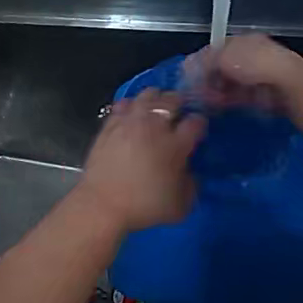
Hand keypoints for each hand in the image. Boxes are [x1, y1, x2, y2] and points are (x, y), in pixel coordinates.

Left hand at [73, 90, 206, 232]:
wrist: (102, 203)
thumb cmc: (144, 206)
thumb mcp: (181, 204)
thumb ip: (191, 184)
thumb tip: (188, 172)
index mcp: (175, 145)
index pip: (195, 122)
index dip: (200, 123)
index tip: (198, 129)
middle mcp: (153, 128)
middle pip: (171, 100)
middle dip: (180, 102)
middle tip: (180, 110)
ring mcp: (129, 123)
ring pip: (146, 96)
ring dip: (155, 98)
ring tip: (157, 105)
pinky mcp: (109, 126)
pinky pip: (122, 104)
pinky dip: (131, 105)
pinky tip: (133, 112)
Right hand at [179, 34, 302, 113]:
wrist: (290, 85)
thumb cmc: (254, 64)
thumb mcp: (221, 56)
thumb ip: (201, 61)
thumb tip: (186, 66)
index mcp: (243, 40)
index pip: (214, 50)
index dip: (199, 62)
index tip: (188, 76)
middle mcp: (252, 55)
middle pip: (222, 68)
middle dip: (207, 80)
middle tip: (197, 92)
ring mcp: (260, 75)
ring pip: (231, 84)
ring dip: (217, 92)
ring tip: (208, 101)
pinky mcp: (266, 94)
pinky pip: (241, 97)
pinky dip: (229, 101)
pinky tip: (221, 106)